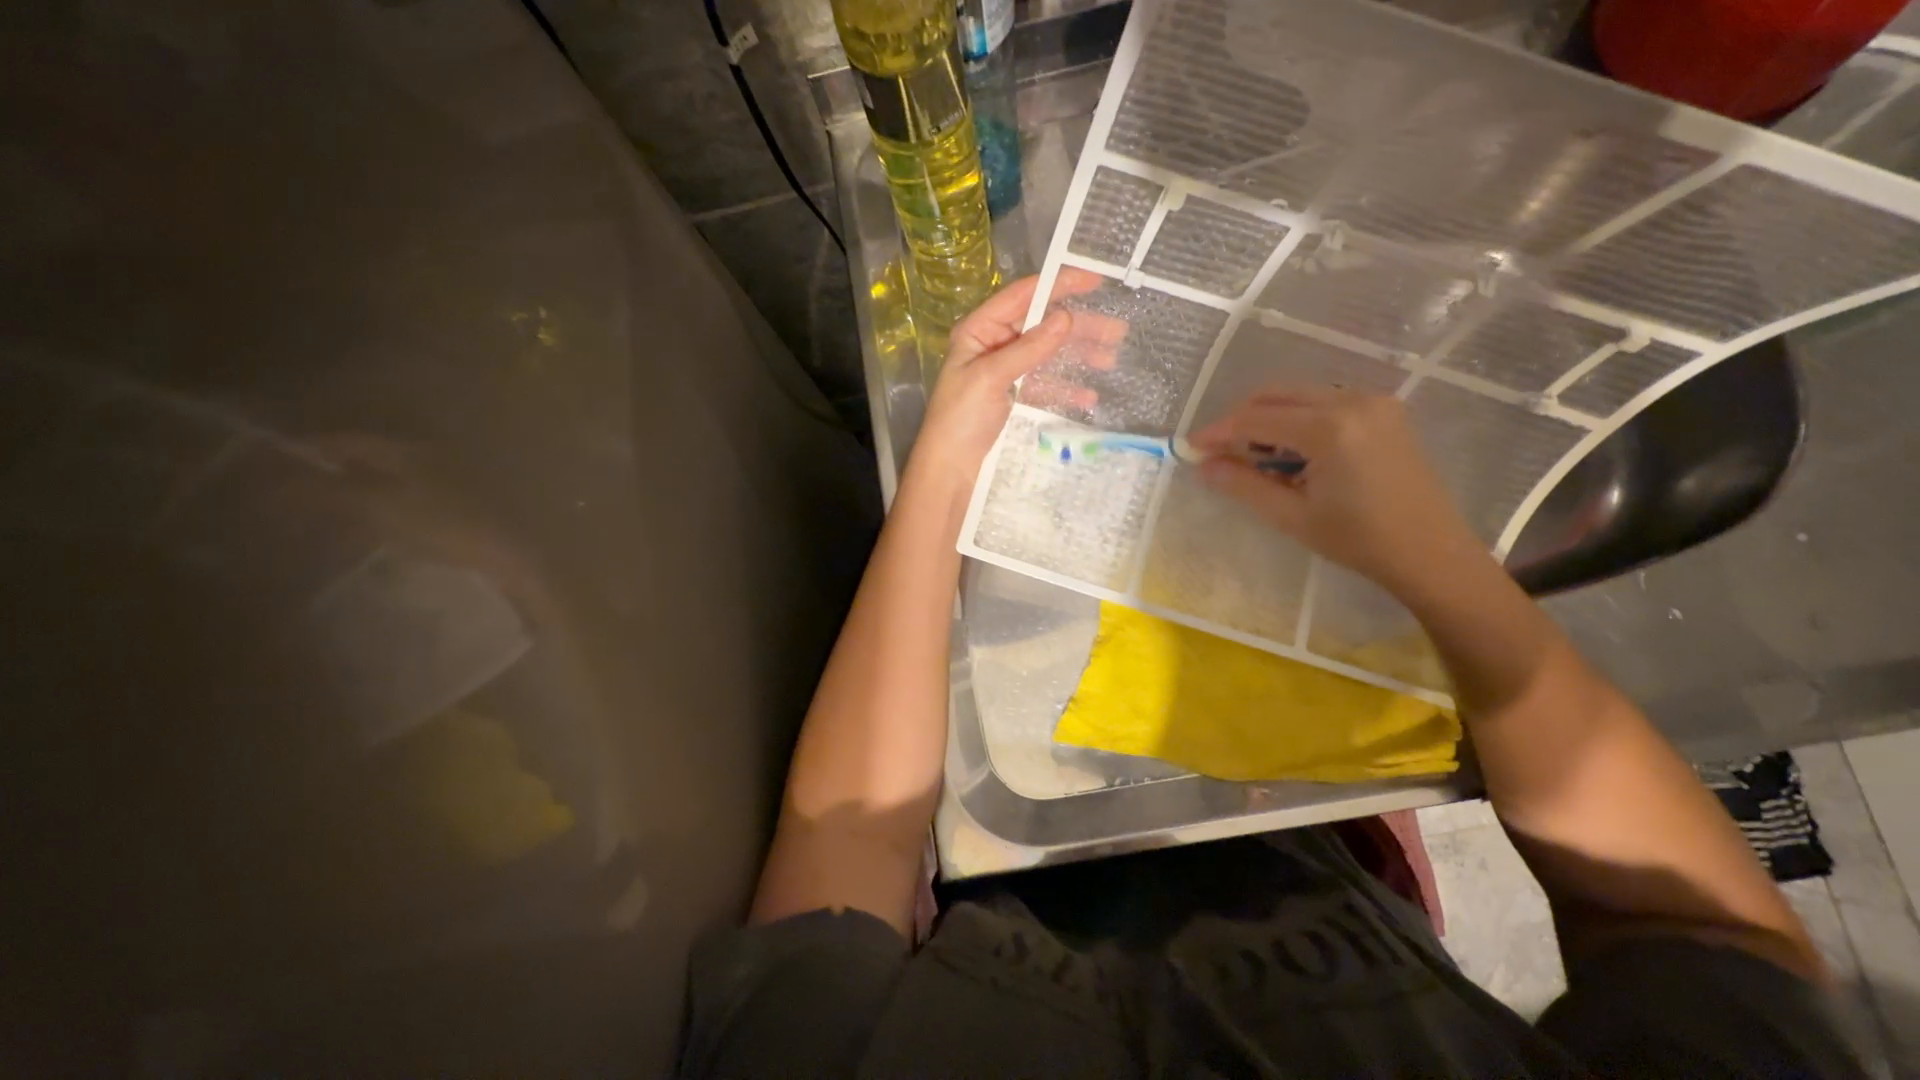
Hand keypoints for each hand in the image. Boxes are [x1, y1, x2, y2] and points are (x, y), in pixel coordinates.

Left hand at [906, 268, 1115, 495]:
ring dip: (1079, 356)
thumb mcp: (991, 377)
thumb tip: (1066, 317)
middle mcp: (993, 346)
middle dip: (1078, 327)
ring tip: (1111, 360)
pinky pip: (1046, 386)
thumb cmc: (961, 418)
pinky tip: (1090, 396)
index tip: (1094, 281)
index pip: (1021, 296)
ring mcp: (1006, 373)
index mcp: (979, 331)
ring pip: (1049, 355)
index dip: (1058, 285)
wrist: (950, 470)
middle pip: (1042, 325)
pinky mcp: (1015, 399)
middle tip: (1117, 331)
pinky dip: (1068, 389)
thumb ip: (1029, 348)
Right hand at [1188, 385, 1488, 596]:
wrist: (1430, 552)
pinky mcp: (1385, 410)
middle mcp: (1351, 401)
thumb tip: (1203, 465)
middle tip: (1221, 452)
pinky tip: (1295, 454)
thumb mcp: (1293, 516)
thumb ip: (1244, 485)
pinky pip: (1327, 402)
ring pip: (1301, 395)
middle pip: (1277, 394)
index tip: (1191, 448)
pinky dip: (1300, 420)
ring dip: (1271, 419)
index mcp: (1329, 427)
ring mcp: (1373, 401)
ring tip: (1259, 459)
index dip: (1219, 432)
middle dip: (1243, 419)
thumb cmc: (1359, 541)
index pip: (1256, 418)